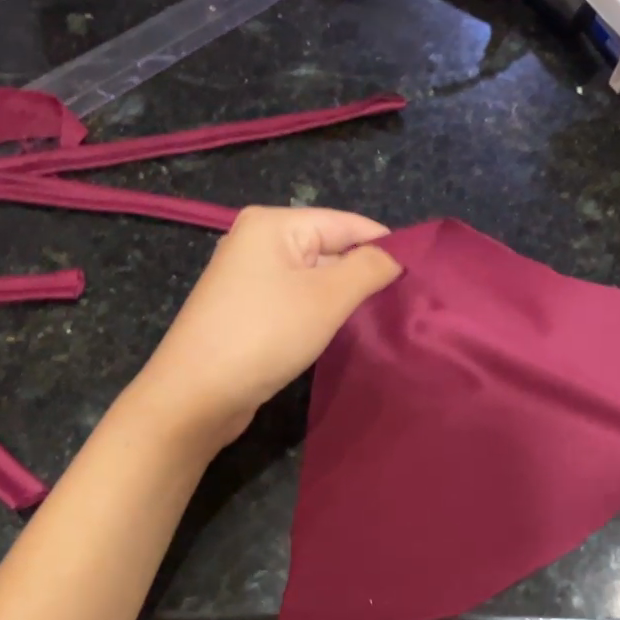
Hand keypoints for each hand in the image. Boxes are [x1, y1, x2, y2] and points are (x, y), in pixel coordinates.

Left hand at [126, 206, 400, 443]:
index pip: (348, 223)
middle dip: (365, 273)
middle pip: (331, 247)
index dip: (388, 247)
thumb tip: (400, 256)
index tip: (423, 277)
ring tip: (381, 319)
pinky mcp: (247, 309)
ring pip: (315, 276)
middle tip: (406, 303)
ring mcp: (249, 276)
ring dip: (345, 296)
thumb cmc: (264, 336)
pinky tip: (340, 332)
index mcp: (274, 224)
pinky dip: (321, 312)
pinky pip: (297, 298)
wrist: (195, 395)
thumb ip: (369, 269)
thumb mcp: (327, 298)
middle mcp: (258, 240)